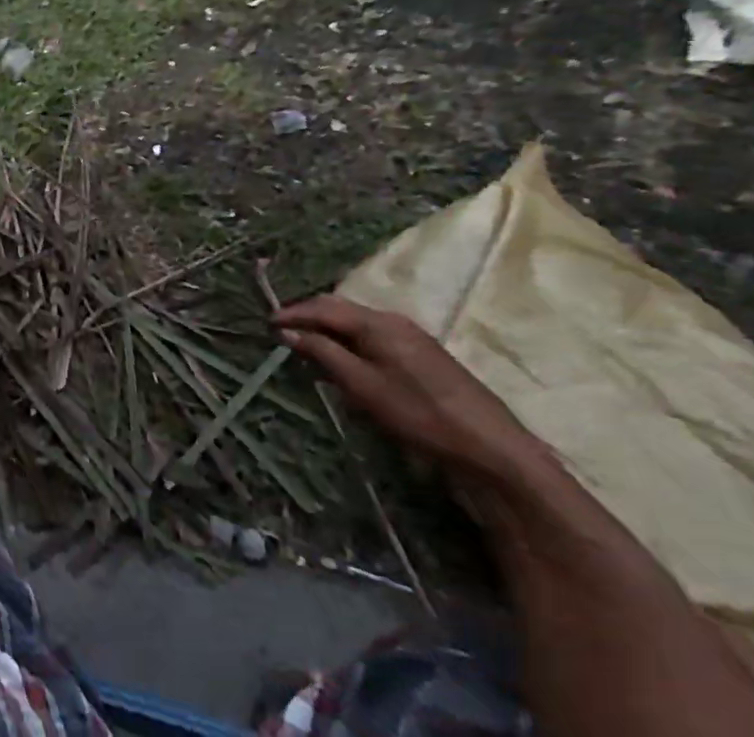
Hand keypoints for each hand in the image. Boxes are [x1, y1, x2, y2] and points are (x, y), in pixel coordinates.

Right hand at [275, 296, 540, 476]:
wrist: (488, 445)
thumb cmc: (417, 413)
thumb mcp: (361, 385)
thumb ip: (322, 353)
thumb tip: (288, 330)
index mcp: (377, 323)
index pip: (324, 308)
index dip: (293, 313)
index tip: (266, 323)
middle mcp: (393, 320)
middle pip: (341, 308)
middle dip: (308, 316)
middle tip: (281, 331)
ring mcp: (410, 336)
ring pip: (357, 322)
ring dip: (328, 328)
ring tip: (304, 345)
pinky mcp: (420, 353)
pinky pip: (372, 335)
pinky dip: (347, 340)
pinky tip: (341, 359)